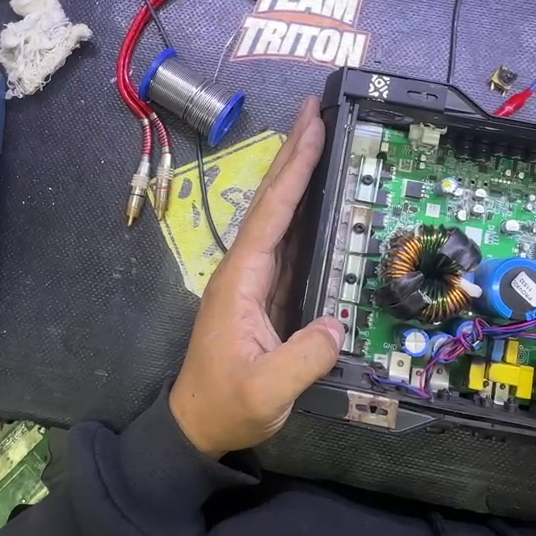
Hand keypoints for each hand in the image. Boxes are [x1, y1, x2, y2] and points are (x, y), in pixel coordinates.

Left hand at [169, 98, 344, 458]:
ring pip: (280, 217)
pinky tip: (320, 201)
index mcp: (242, 279)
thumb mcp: (265, 391)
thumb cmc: (226, 405)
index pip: (272, 213)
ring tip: (320, 140)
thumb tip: (337, 322)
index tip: (313, 128)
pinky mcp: (267, 295)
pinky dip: (305, 214)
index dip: (294, 169)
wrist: (197, 425)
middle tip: (316, 110)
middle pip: (273, 201)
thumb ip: (301, 359)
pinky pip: (290, 243)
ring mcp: (256, 280)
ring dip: (299, 177)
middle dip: (294, 154)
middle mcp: (246, 268)